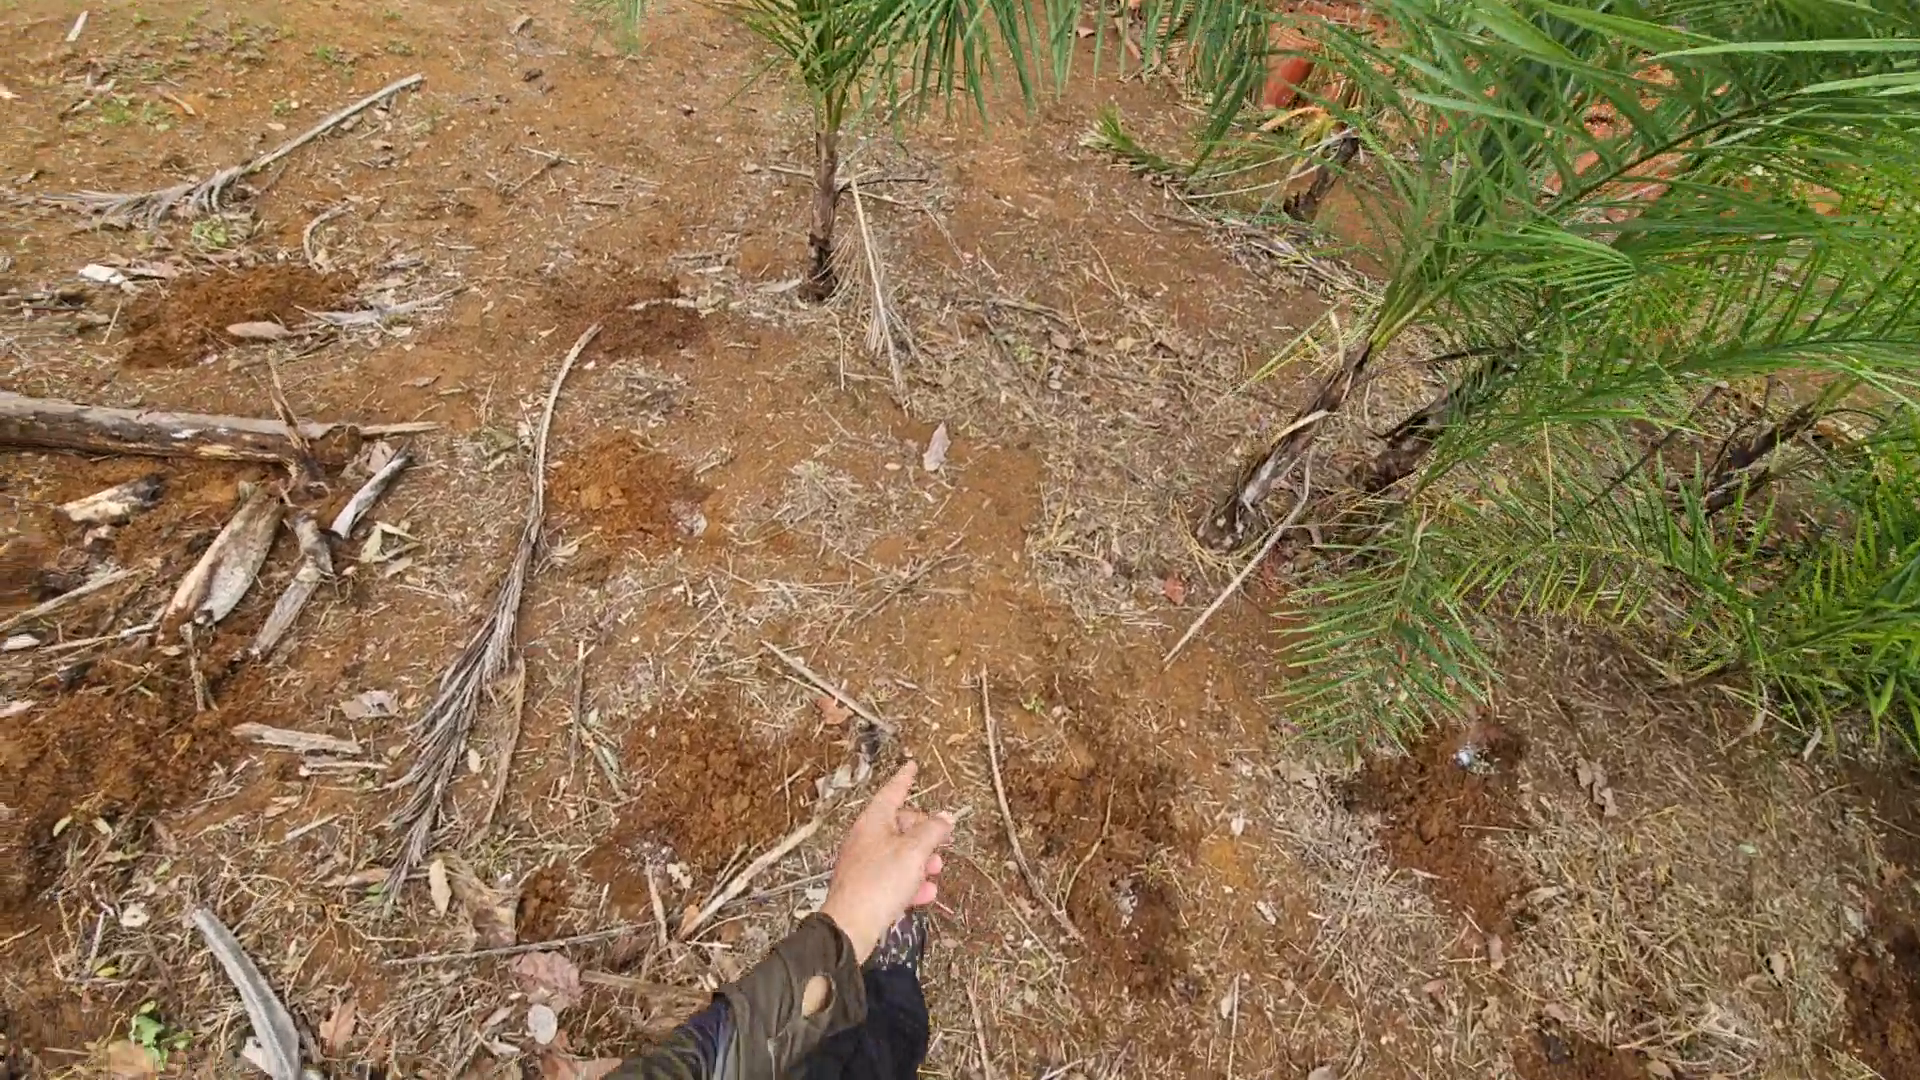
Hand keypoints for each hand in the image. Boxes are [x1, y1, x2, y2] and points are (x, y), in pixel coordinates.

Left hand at [819, 761, 950, 962]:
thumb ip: (933, 831)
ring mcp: (863, 862)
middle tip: (942, 840)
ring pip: (898, 852)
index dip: (905, 778)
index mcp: (873, 820)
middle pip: (899, 824)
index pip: (892, 791)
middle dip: (924, 832)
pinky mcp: (864, 887)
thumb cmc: (879, 882)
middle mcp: (865, 837)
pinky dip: (910, 881)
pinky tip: (925, 894)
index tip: (911, 765)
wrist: (850, 927)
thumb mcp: (914, 851)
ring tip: (936, 872)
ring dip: (921, 860)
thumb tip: (946, 817)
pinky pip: (891, 877)